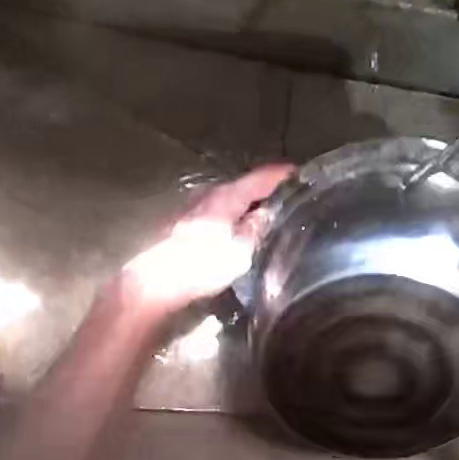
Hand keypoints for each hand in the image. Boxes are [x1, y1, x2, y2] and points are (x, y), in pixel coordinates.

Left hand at [118, 164, 294, 317]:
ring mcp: (194, 209)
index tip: (304, 175)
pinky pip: (218, 215)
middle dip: (267, 192)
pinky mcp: (184, 226)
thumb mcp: (239, 251)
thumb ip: (257, 229)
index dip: (284, 175)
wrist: (154, 283)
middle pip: (245, 187)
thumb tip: (270, 213)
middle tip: (292, 201)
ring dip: (249, 207)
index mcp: (227, 197)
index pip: (261, 177)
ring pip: (230, 202)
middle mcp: (209, 195)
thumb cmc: (200, 267)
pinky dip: (233, 219)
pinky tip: (239, 233)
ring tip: (269, 218)